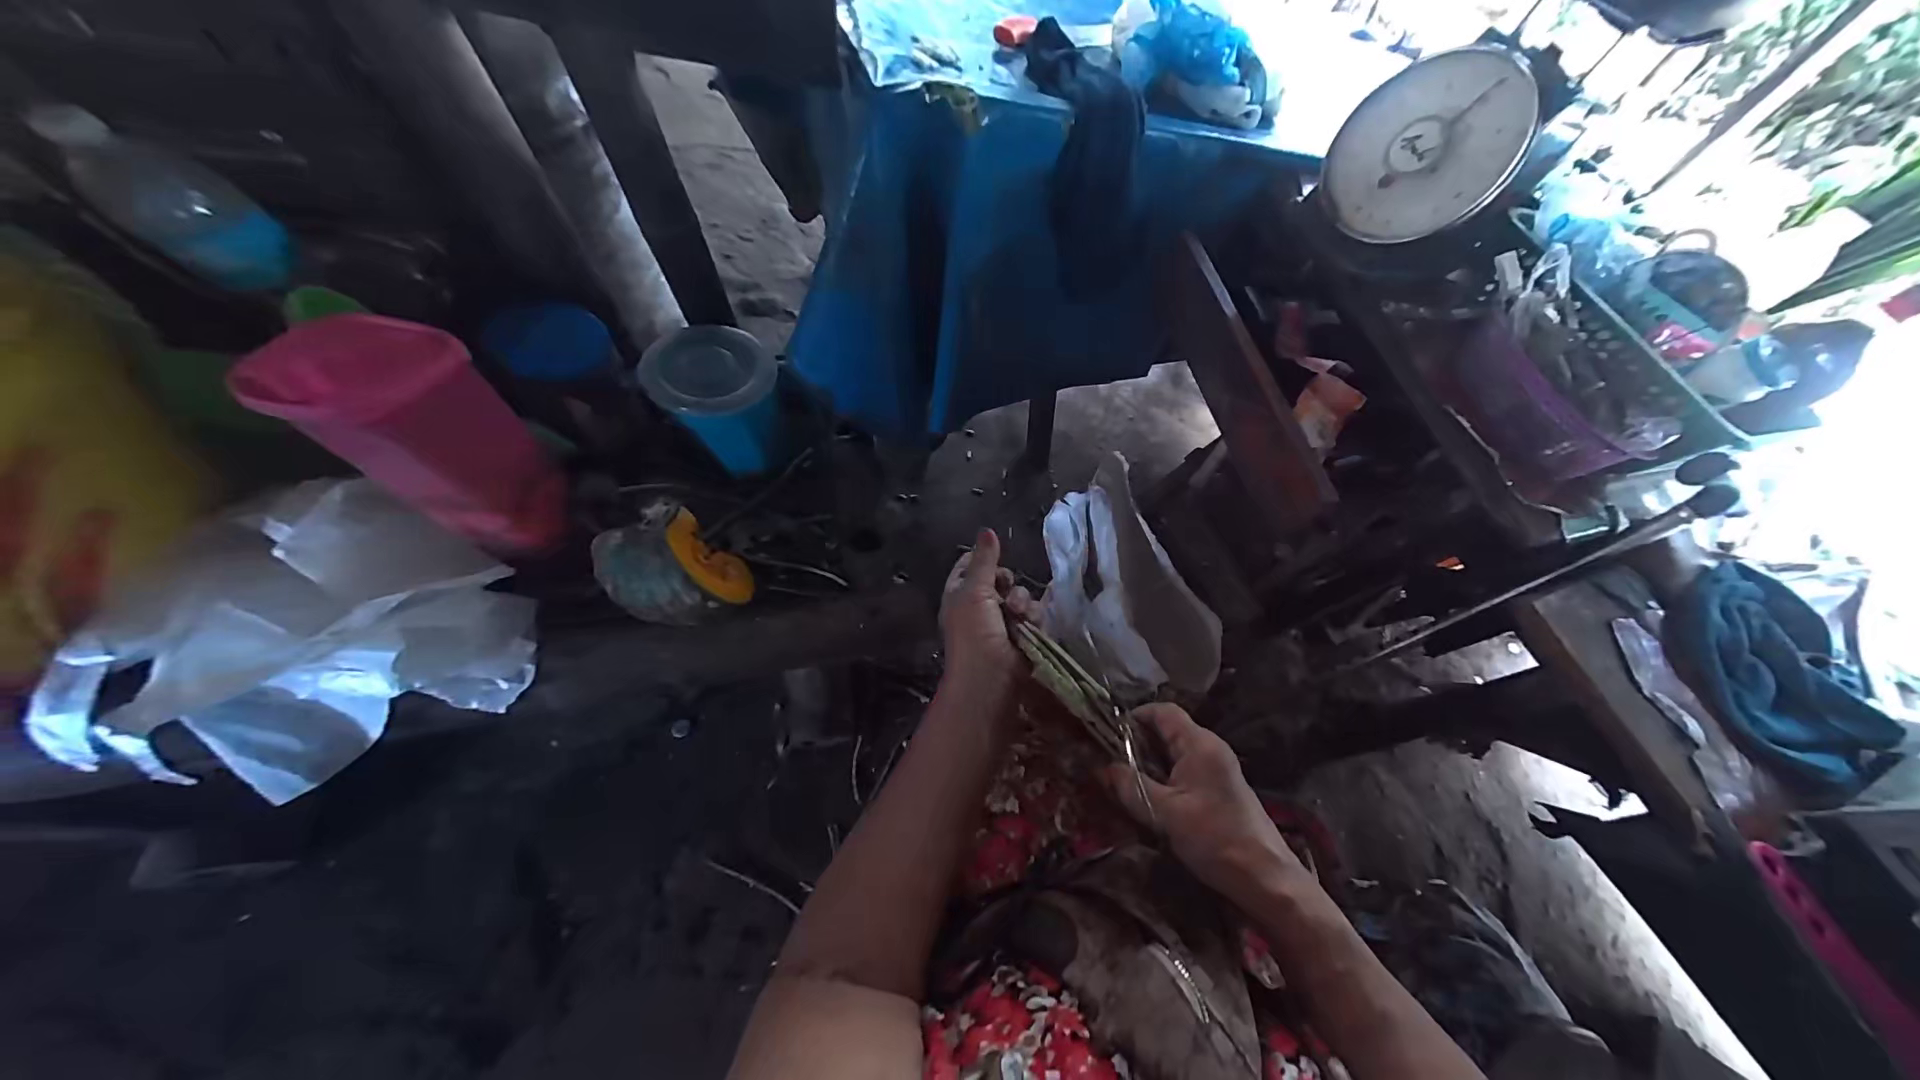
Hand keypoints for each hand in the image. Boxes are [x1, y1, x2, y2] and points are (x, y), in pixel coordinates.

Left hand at [939, 529, 1034, 683]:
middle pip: (999, 579)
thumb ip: (984, 560)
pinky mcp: (1022, 636)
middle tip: (1005, 587)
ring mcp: (1000, 623)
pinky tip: (1030, 624)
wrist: (991, 677)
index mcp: (958, 594)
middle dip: (1006, 582)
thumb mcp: (974, 590)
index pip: (968, 566)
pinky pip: (1032, 615)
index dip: (981, 559)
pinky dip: (1032, 617)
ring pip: (1018, 596)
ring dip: (1021, 601)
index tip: (994, 556)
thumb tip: (986, 529)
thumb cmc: (974, 632)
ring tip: (1018, 614)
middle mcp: (978, 607)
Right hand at [1102, 704, 1304, 903]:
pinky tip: (1148, 797)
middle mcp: (1210, 749)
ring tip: (1120, 779)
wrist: (1266, 879)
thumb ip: (1130, 786)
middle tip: (1107, 758)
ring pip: (1174, 753)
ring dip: (1148, 763)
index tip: (1107, 733)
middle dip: (1136, 742)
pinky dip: (1163, 777)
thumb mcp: (1164, 813)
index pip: (1162, 711)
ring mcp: (1217, 769)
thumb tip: (1101, 768)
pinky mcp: (1219, 790)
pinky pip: (1184, 771)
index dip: (1134, 716)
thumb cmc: (1215, 838)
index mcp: (1200, 744)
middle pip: (1167, 730)